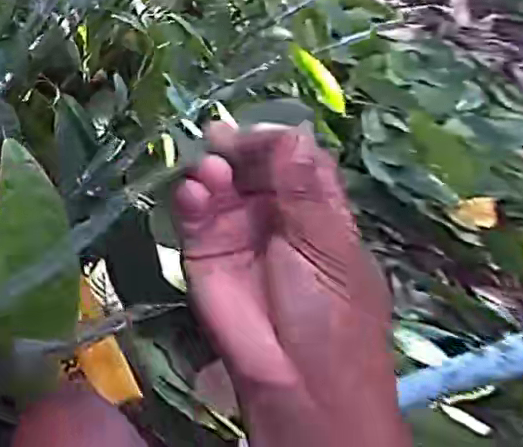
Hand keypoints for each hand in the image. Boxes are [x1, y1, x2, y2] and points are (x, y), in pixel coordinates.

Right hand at [172, 122, 405, 446]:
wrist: (299, 389)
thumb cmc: (333, 320)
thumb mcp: (328, 251)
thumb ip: (304, 192)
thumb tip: (292, 134)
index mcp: (314, 209)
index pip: (293, 158)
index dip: (277, 141)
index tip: (259, 134)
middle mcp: (271, 210)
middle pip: (250, 161)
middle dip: (236, 147)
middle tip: (221, 139)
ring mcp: (233, 225)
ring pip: (217, 178)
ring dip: (212, 168)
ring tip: (212, 172)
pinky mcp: (200, 243)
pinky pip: (191, 208)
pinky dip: (190, 195)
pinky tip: (194, 193)